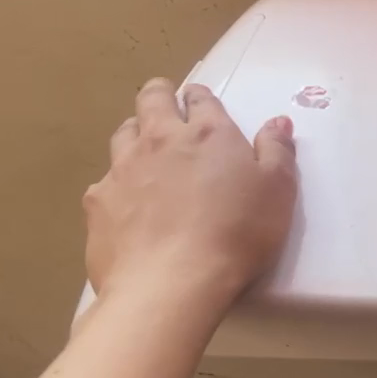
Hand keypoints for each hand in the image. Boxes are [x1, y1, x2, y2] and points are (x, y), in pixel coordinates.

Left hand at [83, 79, 296, 308]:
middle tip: (165, 101)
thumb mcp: (278, 191)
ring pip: (123, 134)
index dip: (201, 98)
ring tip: (145, 147)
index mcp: (209, 134)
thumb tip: (277, 122)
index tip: (202, 103)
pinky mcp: (98, 202)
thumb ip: (277, 151)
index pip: (200, 99)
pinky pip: (106, 180)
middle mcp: (161, 140)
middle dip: (159, 95)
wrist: (172, 282)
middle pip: (151, 101)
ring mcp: (123, 169)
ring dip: (135, 133)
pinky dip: (118, 182)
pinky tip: (128, 203)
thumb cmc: (238, 232)